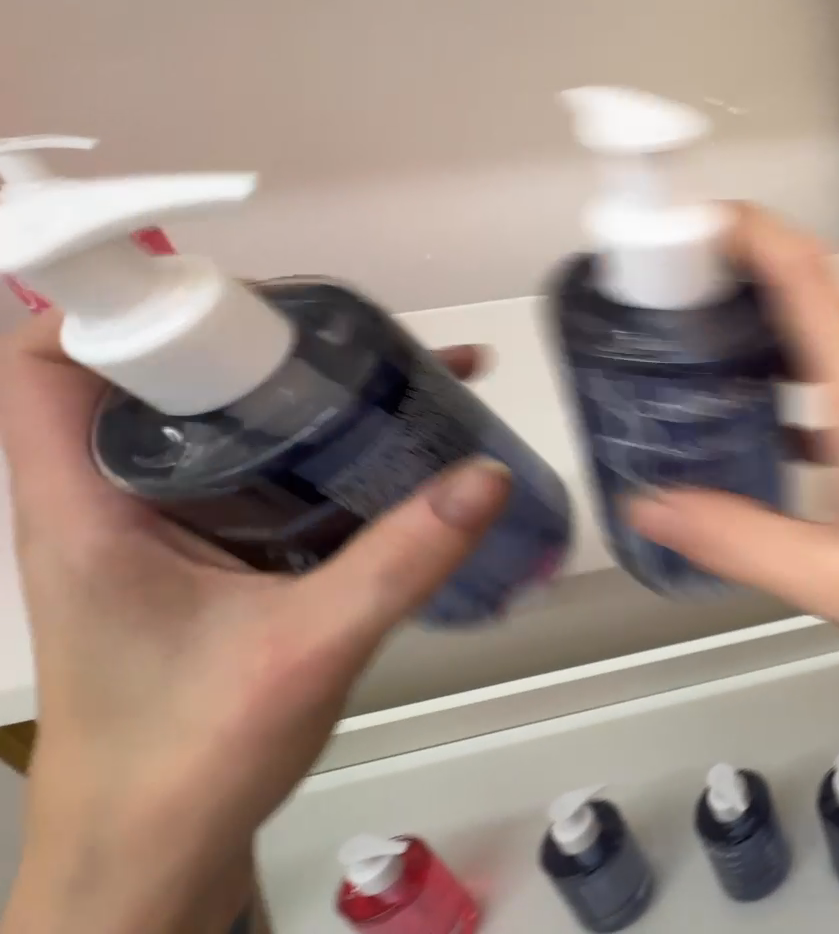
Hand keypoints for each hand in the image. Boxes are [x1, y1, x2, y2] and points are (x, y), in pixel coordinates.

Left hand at [0, 322, 510, 933]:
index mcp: (87, 510)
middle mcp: (118, 504)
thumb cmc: (191, 750)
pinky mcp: (221, 558)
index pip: (50, 369)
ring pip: (230, 430)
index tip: (248, 296)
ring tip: (409, 380)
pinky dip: (332, 451)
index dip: (126, 307)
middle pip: (166, 383)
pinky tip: (402, 456)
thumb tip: (486, 473)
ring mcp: (173, 532)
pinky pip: (272, 477)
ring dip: (312, 397)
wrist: (162, 845)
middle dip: (266, 345)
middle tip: (369, 340)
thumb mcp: (307, 646)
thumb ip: (400, 559)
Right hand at [629, 207, 838, 724]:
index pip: (807, 274)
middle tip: (666, 300)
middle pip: (818, 291)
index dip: (746, 233)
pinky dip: (813, 374)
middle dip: (740, 279)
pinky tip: (777, 423)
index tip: (684, 227)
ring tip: (703, 351)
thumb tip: (655, 508)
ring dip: (776, 328)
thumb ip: (740, 539)